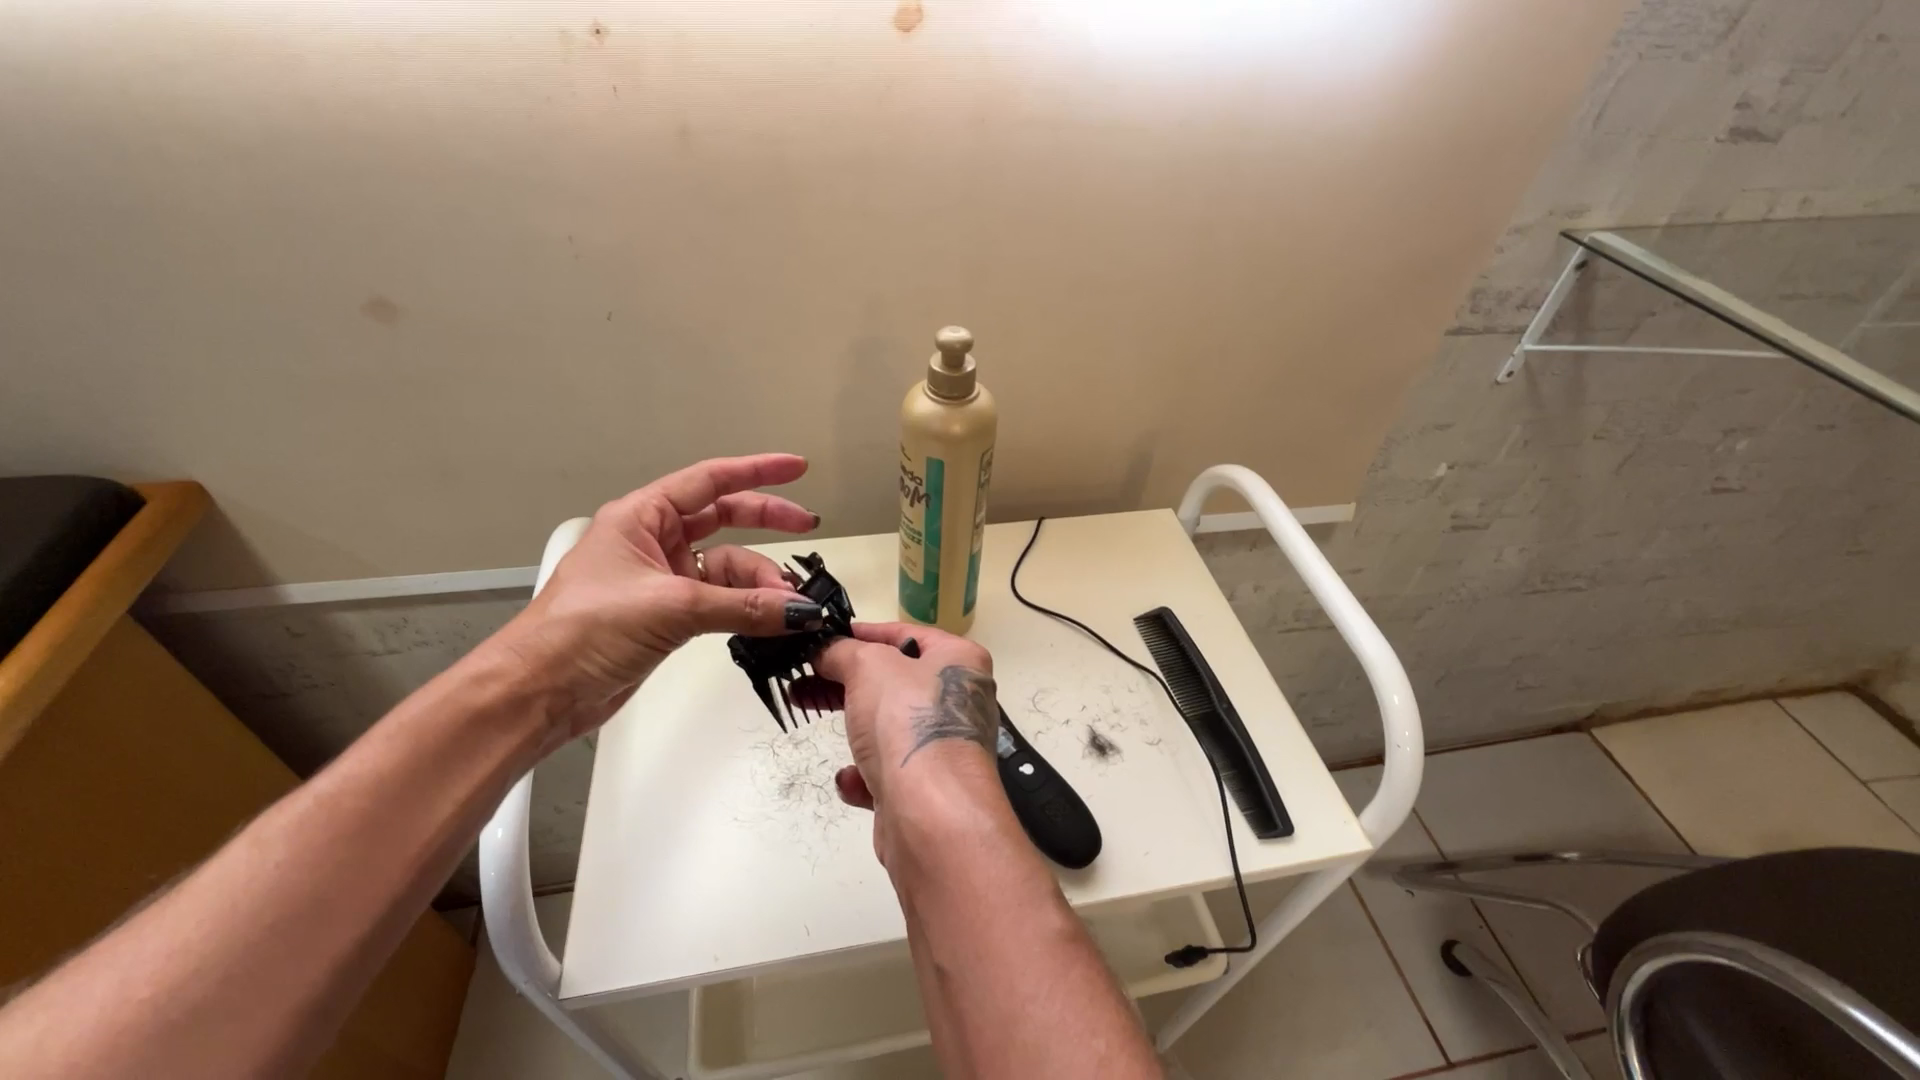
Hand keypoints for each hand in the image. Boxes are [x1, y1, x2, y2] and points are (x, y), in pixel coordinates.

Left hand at [498, 454, 822, 741]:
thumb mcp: (670, 607)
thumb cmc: (578, 632)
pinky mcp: (669, 615)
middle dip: (768, 521)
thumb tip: (799, 609)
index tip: (796, 468)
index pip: (709, 481)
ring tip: (788, 604)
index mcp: (641, 517)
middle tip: (808, 525)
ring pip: (728, 566)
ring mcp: (662, 579)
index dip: (757, 471)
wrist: (541, 691)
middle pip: (724, 518)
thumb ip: (743, 606)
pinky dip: (749, 607)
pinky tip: (772, 618)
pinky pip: (722, 599)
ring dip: (760, 582)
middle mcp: (653, 542)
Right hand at [811, 623, 998, 815]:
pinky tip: (851, 780)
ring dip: (853, 728)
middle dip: (846, 681)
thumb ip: (842, 652)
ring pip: (888, 728)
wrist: (931, 814)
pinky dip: (865, 775)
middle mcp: (960, 701)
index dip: (865, 633)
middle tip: (804, 680)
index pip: (907, 635)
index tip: (826, 638)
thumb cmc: (908, 723)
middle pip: (894, 682)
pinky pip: (888, 773)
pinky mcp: (927, 790)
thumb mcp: (868, 666)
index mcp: (960, 661)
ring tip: (812, 715)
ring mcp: (945, 748)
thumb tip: (826, 650)